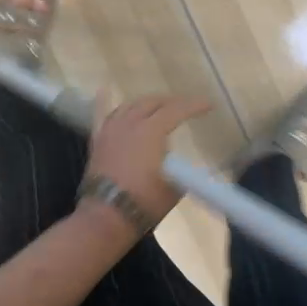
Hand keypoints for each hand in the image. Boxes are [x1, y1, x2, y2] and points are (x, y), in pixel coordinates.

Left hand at [83, 94, 212, 227]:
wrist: (107, 215)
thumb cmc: (145, 201)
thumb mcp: (175, 186)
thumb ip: (181, 169)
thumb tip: (184, 166)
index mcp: (152, 130)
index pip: (177, 110)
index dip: (195, 106)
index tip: (209, 105)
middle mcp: (131, 123)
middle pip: (153, 103)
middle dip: (171, 103)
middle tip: (183, 108)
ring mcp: (111, 129)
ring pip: (129, 106)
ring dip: (146, 104)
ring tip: (155, 107)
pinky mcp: (97, 140)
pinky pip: (100, 115)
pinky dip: (103, 101)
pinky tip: (104, 90)